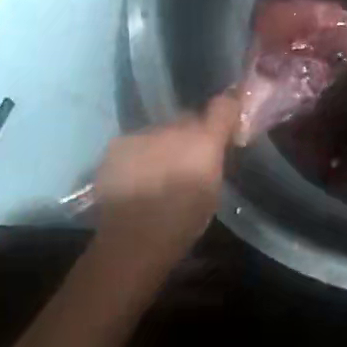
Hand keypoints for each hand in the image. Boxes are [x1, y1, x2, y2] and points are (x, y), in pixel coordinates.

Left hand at [91, 93, 241, 266]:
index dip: (227, 109)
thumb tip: (216, 145)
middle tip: (190, 158)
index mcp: (203, 142)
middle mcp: (173, 129)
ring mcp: (142, 134)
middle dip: (192, 134)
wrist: (131, 241)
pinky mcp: (117, 144)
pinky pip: (137, 141)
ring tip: (160, 171)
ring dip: (164, 144)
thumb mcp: (211, 193)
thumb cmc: (181, 225)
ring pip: (161, 130)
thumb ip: (213, 161)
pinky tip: (137, 176)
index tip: (229, 120)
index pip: (223, 105)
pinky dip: (141, 153)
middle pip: (189, 119)